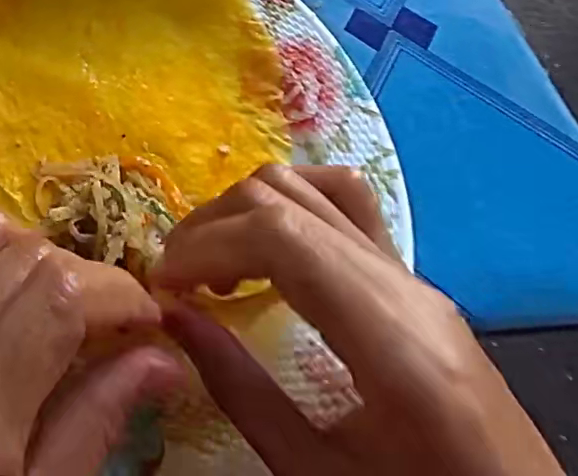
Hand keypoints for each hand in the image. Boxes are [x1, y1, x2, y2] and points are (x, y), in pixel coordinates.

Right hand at [154, 165, 562, 475]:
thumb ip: (240, 392)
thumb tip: (172, 315)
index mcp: (394, 339)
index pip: (279, 235)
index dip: (205, 244)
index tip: (163, 283)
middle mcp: (406, 286)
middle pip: (283, 197)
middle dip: (210, 224)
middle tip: (175, 276)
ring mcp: (414, 275)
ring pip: (307, 186)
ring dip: (240, 209)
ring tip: (211, 261)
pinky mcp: (413, 279)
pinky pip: (343, 202)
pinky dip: (287, 202)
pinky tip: (265, 241)